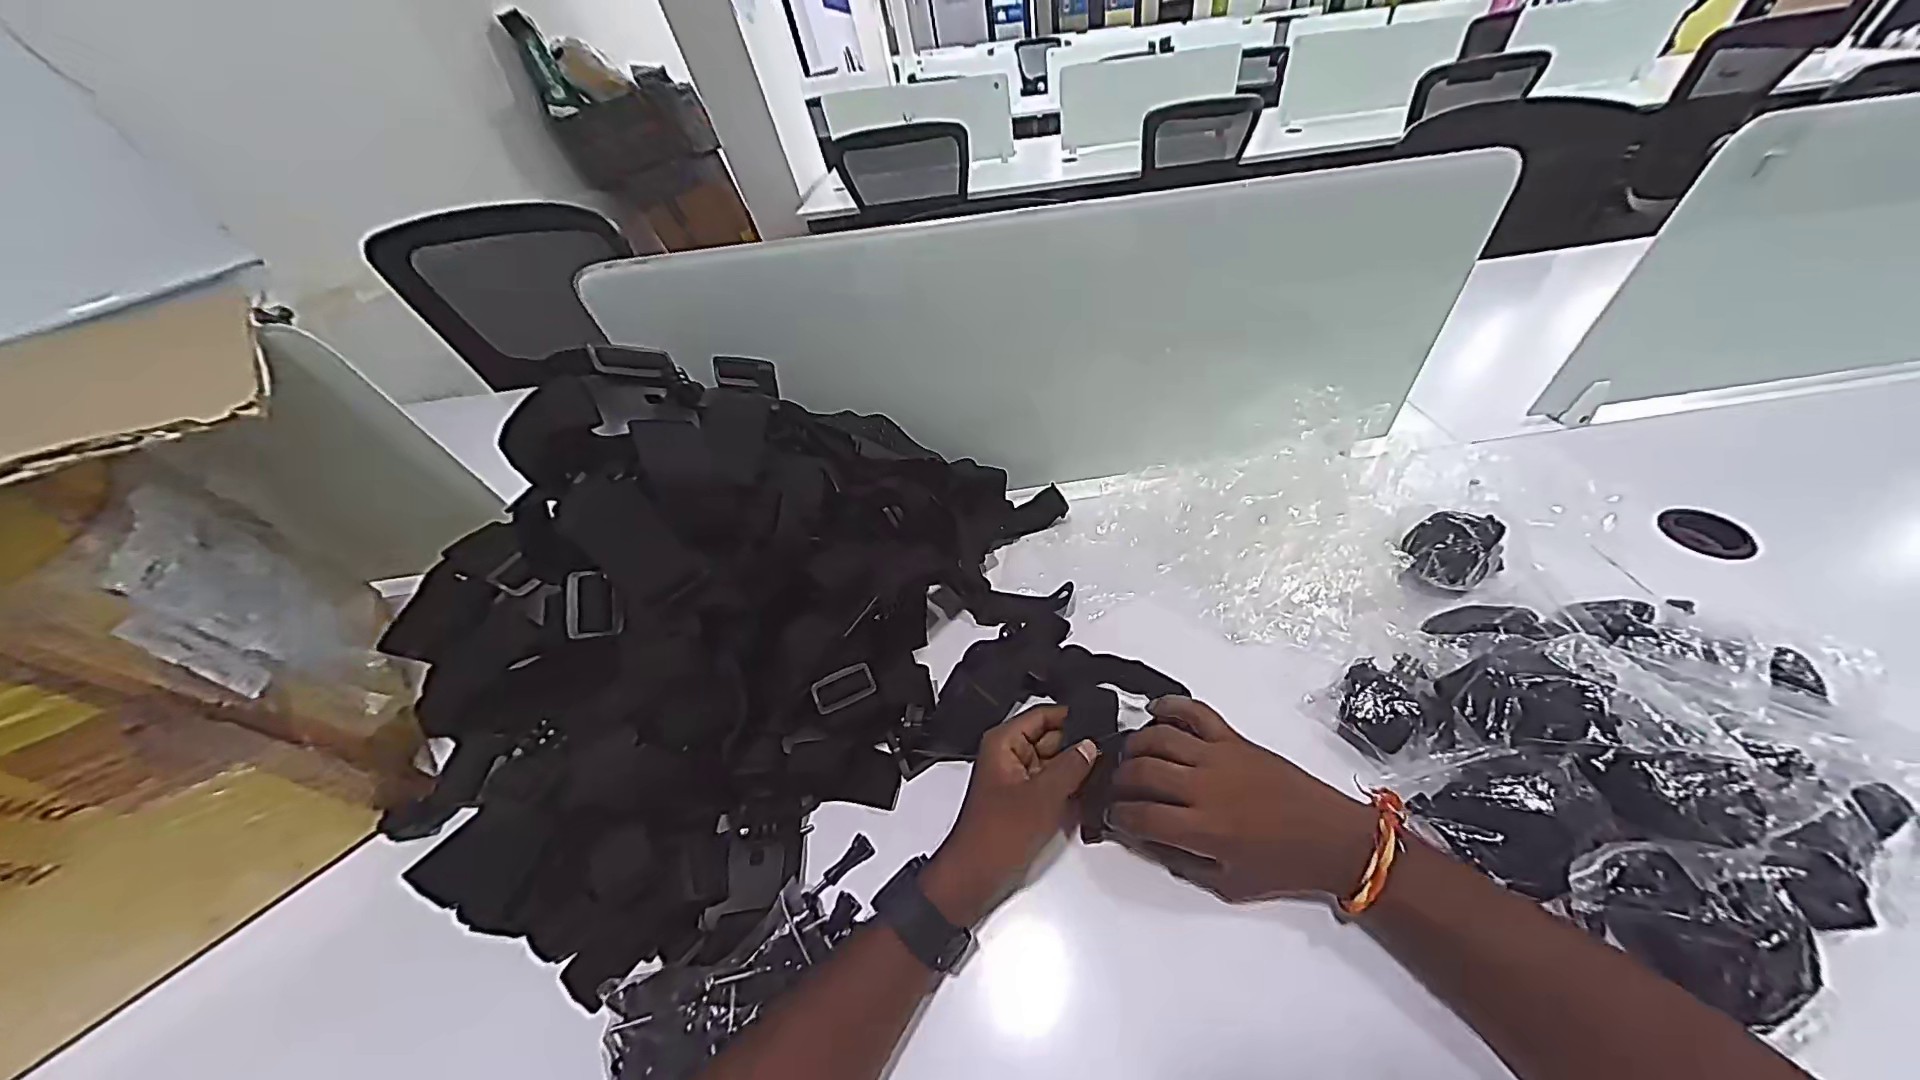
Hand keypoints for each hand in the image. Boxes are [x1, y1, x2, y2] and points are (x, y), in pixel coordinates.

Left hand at [921, 704, 1098, 926]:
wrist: (978, 876)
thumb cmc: (993, 836)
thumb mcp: (1042, 795)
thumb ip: (1071, 766)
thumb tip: (1089, 747)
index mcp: (1004, 743)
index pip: (1043, 715)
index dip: (1071, 717)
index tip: (1098, 724)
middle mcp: (1010, 756)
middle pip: (1052, 739)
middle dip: (1077, 748)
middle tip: (1103, 757)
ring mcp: (1018, 779)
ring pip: (1055, 764)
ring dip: (1074, 772)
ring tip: (1095, 780)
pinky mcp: (1026, 801)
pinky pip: (1053, 786)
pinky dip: (1068, 791)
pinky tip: (1085, 799)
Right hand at [1107, 696, 1376, 903]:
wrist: (1334, 840)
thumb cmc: (1286, 863)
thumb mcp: (1228, 882)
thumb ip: (1180, 862)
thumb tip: (1143, 842)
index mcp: (1207, 829)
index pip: (1141, 815)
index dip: (1117, 816)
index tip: (1113, 816)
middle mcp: (1208, 788)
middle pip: (1142, 772)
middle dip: (1119, 780)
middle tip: (1118, 786)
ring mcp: (1220, 757)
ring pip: (1158, 738)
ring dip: (1135, 745)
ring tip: (1130, 755)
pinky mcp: (1234, 739)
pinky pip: (1194, 712)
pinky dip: (1170, 705)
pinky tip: (1154, 711)